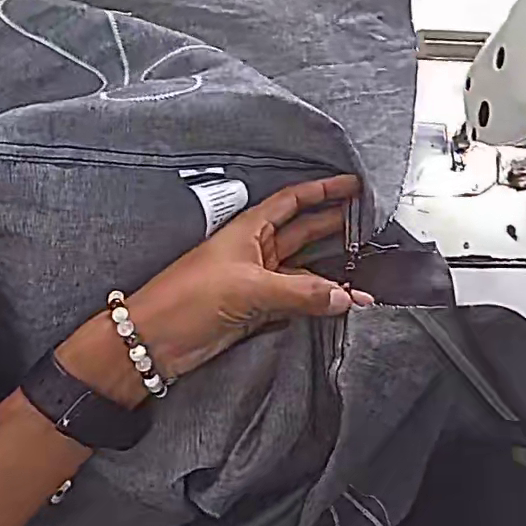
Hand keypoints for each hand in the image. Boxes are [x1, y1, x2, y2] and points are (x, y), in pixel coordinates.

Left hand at [55, 174, 374, 407]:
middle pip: (304, 231)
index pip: (293, 201)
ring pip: (305, 270)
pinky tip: (341, 304)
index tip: (352, 186)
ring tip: (366, 272)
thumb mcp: (248, 287)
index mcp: (249, 229)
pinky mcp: (258, 309)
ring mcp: (258, 280)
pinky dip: (320, 302)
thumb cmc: (187, 298)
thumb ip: (301, 292)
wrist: (157, 340)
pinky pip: (298, 299)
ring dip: (332, 273)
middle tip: (369, 225)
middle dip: (335, 227)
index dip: (322, 191)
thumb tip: (343, 296)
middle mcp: (255, 250)